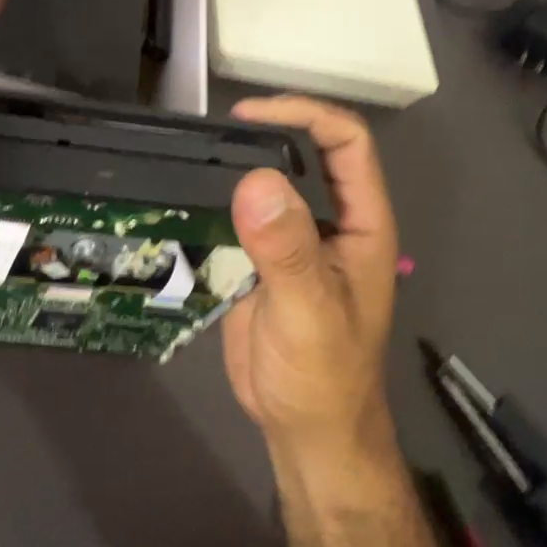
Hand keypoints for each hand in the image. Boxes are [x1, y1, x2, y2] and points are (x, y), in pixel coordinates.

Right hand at [222, 96, 400, 465]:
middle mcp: (331, 224)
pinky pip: (241, 216)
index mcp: (361, 226)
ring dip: (238, 164)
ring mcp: (294, 243)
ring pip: (271, 183)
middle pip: (307, 154)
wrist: (305, 432)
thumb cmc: (324, 377)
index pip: (347, 145)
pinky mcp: (261, 263)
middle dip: (267, 133)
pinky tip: (185, 195)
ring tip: (192, 154)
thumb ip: (286, 250)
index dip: (306, 115)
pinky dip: (217, 199)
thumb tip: (256, 180)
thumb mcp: (309, 314)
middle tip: (212, 132)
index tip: (249, 114)